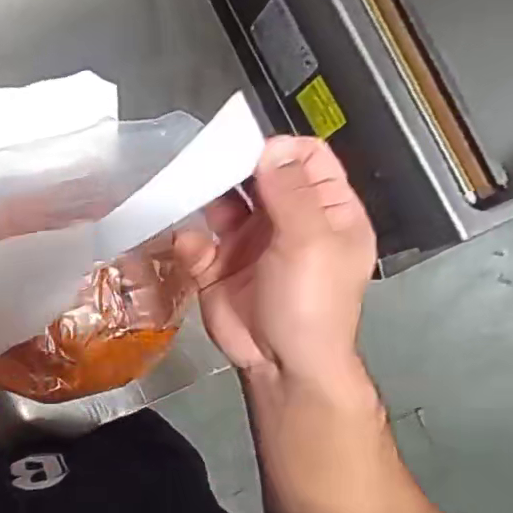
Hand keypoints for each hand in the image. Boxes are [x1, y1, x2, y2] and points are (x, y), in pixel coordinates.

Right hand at [177, 136, 376, 386]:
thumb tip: (270, 149)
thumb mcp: (311, 241)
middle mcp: (286, 221)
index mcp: (325, 209)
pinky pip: (198, 244)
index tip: (247, 151)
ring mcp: (250, 245)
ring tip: (187, 193)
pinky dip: (189, 242)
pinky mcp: (217, 269)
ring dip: (206, 199)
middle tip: (206, 164)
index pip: (304, 160)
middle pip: (257, 179)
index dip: (277, 151)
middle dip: (233, 170)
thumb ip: (290, 192)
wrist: (281, 363)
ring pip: (223, 206)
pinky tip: (189, 245)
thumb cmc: (312, 304)